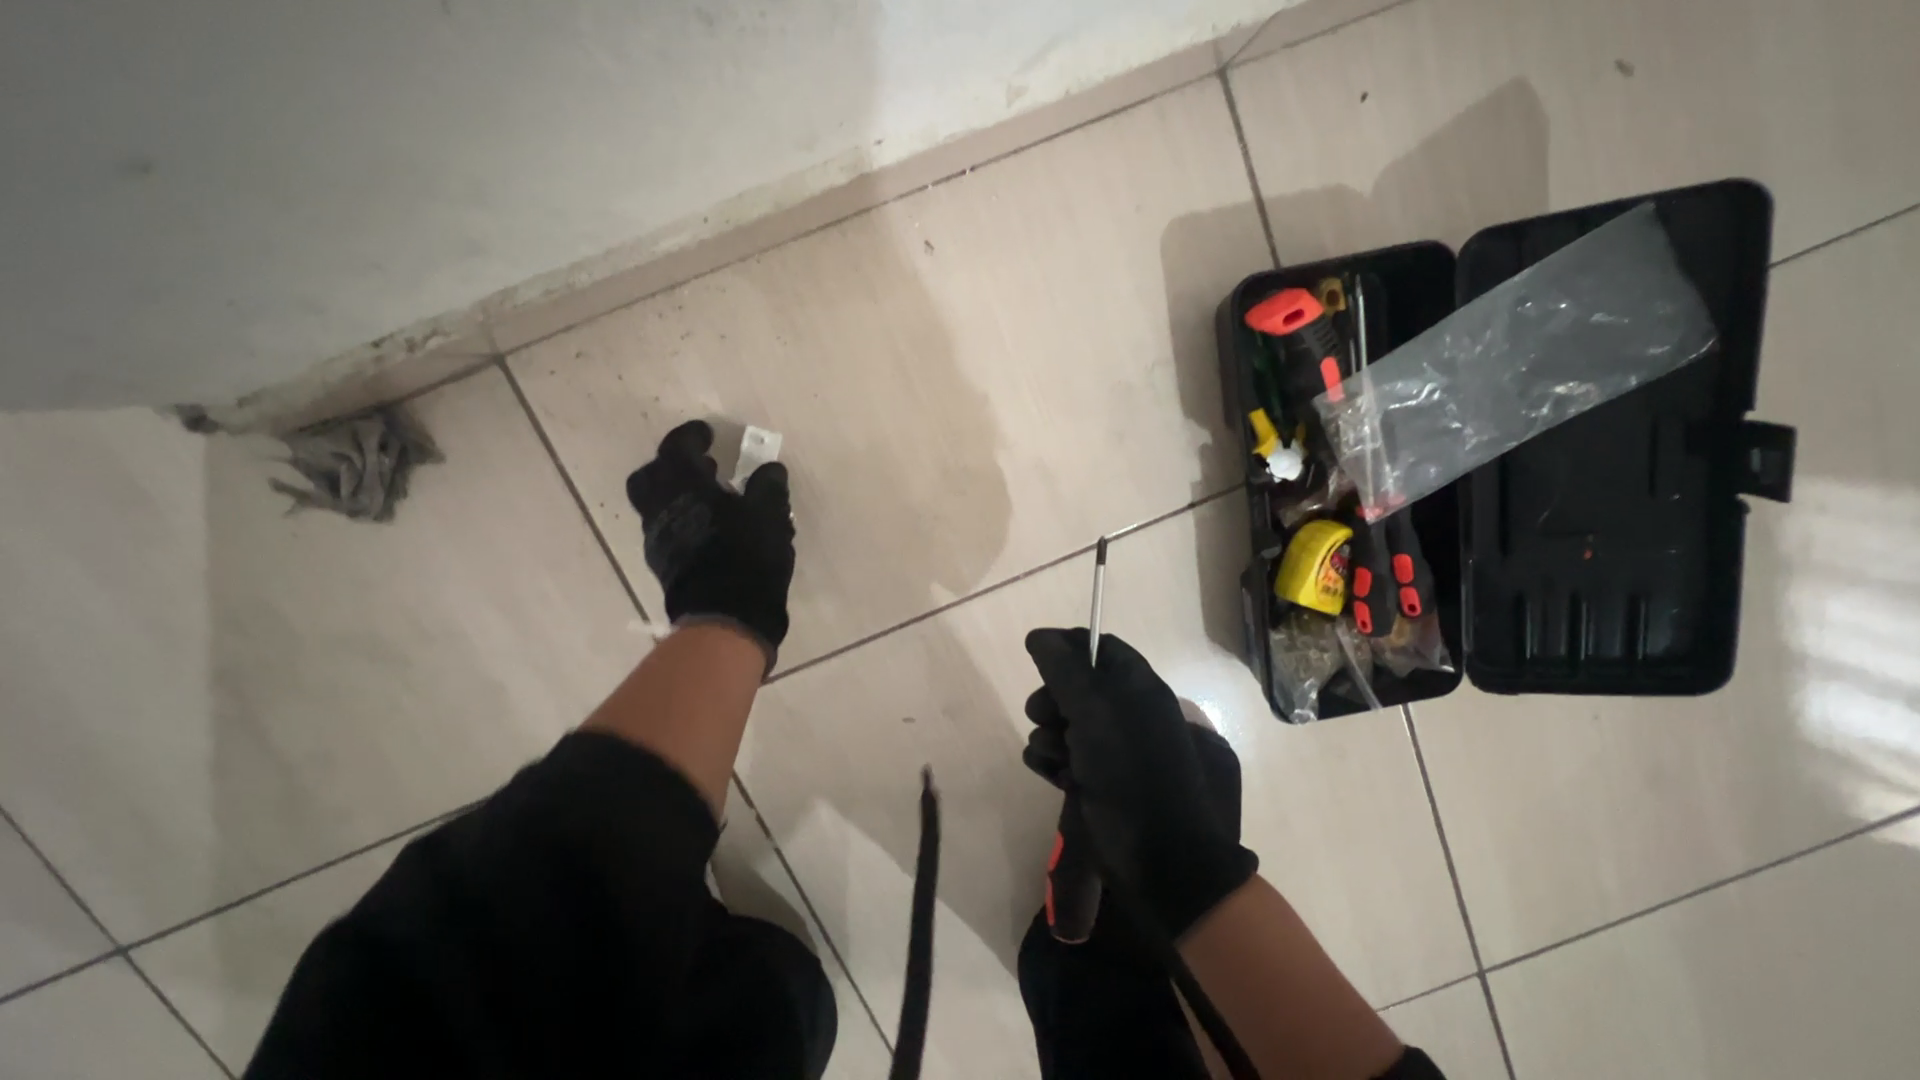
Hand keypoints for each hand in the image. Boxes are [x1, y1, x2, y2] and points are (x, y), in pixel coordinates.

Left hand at [626, 420, 793, 669]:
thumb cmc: (747, 555)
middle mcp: (661, 507)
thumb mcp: (770, 514)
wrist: (725, 615)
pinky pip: (667, 529)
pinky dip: (683, 520)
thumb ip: (768, 487)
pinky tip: (711, 529)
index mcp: (684, 486)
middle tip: (701, 467)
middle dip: (672, 466)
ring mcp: (658, 537)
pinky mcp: (664, 563)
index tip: (707, 433)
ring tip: (712, 499)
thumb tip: (769, 469)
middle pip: (651, 476)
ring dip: (678, 495)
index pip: (676, 448)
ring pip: (656, 504)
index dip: (691, 436)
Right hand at [1022, 628, 1256, 939]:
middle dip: (1051, 698)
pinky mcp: (1091, 780)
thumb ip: (1063, 668)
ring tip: (1059, 756)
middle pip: (1071, 685)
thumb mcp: (1095, 708)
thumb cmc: (1130, 769)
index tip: (1038, 655)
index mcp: (1137, 687)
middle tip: (1046, 714)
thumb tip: (1038, 635)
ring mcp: (1108, 749)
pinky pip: (1056, 756)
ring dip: (1048, 735)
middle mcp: (1123, 713)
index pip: (1100, 648)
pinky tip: (1056, 777)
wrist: (1156, 854)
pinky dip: (1050, 762)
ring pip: (1058, 723)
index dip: (1068, 647)